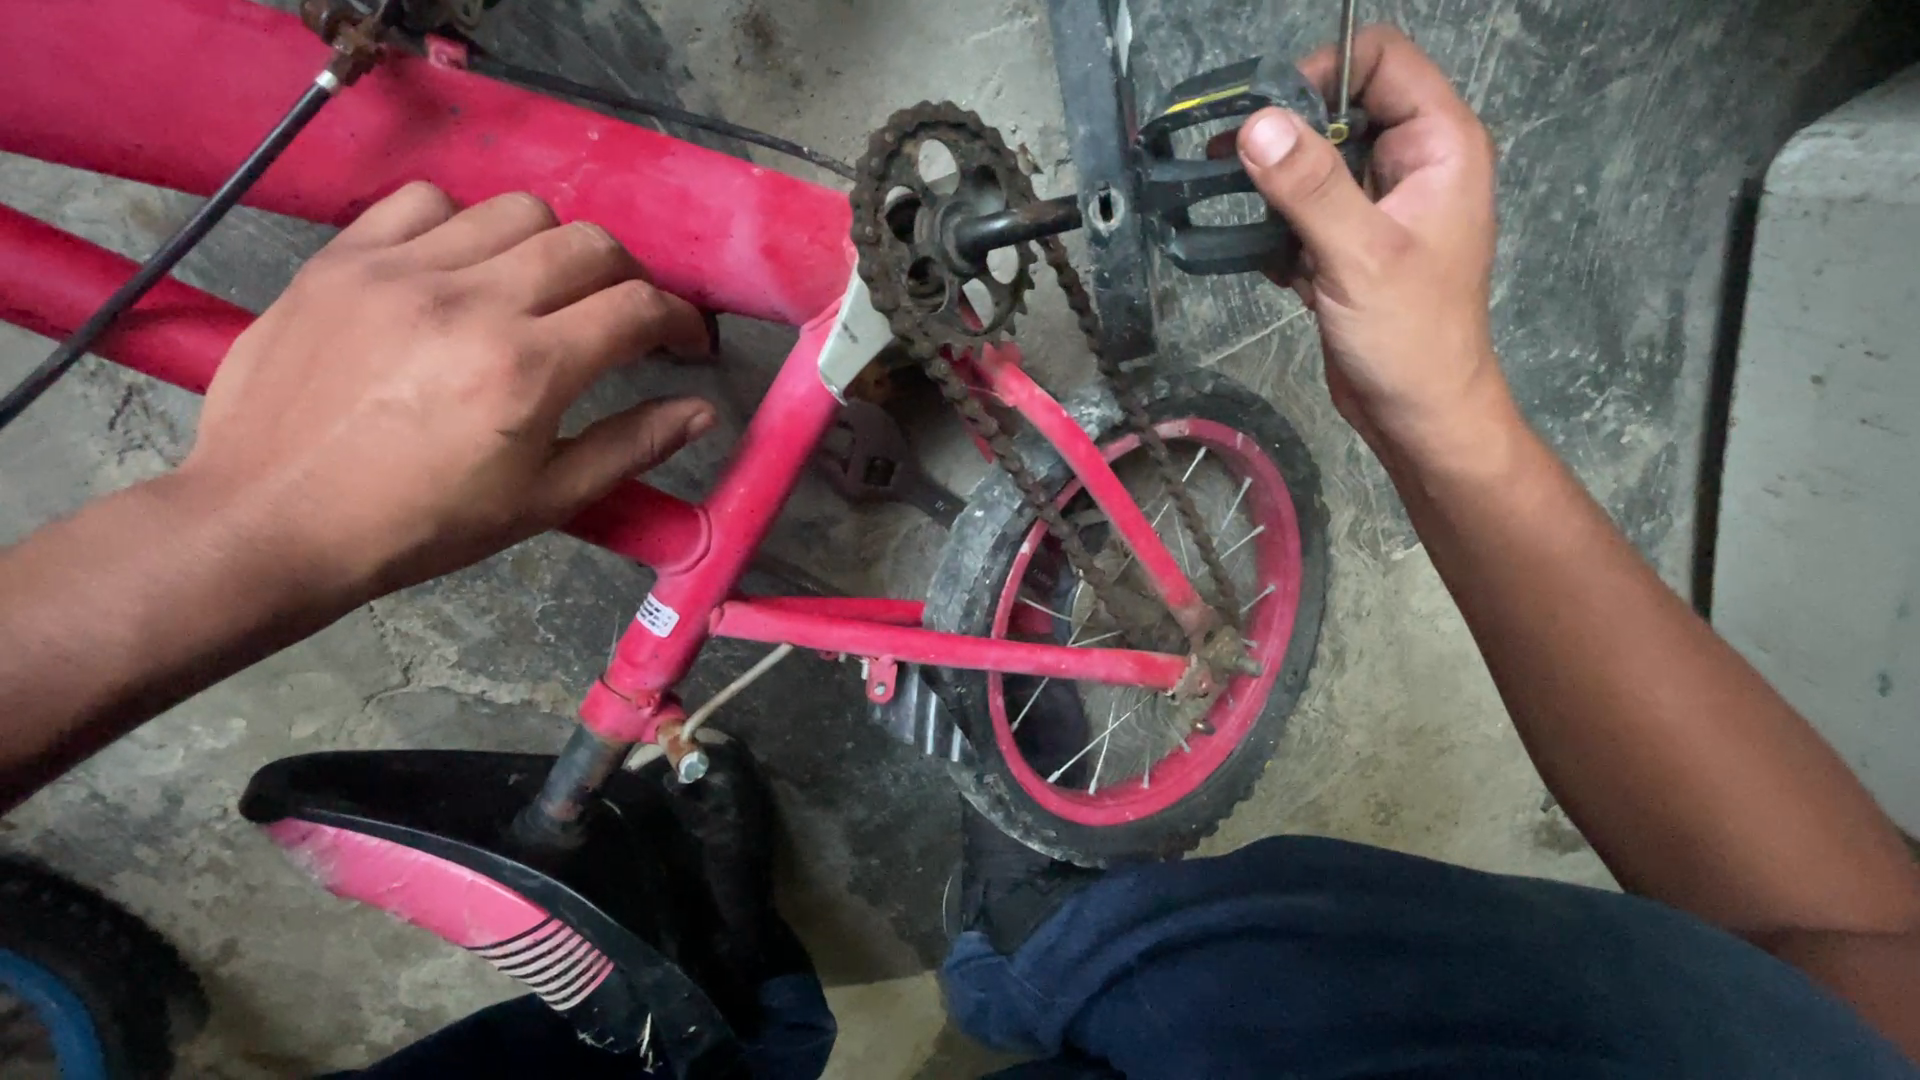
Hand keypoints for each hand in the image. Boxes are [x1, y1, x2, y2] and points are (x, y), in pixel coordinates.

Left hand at [182, 183, 714, 601]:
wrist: (273, 519)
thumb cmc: (427, 523)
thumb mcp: (548, 499)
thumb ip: (634, 446)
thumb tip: (704, 411)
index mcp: (527, 370)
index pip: (637, 309)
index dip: (682, 321)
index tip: (689, 344)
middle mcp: (472, 302)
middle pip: (589, 245)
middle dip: (631, 279)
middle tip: (629, 318)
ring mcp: (401, 270)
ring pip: (518, 212)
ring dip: (557, 249)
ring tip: (549, 292)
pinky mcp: (343, 258)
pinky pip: (427, 202)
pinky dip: (470, 226)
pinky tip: (468, 269)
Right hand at [1236, 26, 1508, 463]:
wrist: (1414, 412)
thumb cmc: (1408, 334)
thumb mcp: (1360, 255)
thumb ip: (1310, 187)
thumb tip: (1257, 124)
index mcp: (1438, 145)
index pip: (1382, 63)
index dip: (1323, 74)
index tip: (1266, 117)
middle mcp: (1409, 166)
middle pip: (1339, 112)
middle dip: (1284, 136)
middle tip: (1227, 162)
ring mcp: (1376, 208)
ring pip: (1314, 167)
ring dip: (1273, 188)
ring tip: (1235, 211)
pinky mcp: (1347, 247)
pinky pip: (1303, 215)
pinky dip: (1276, 231)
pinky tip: (1263, 258)